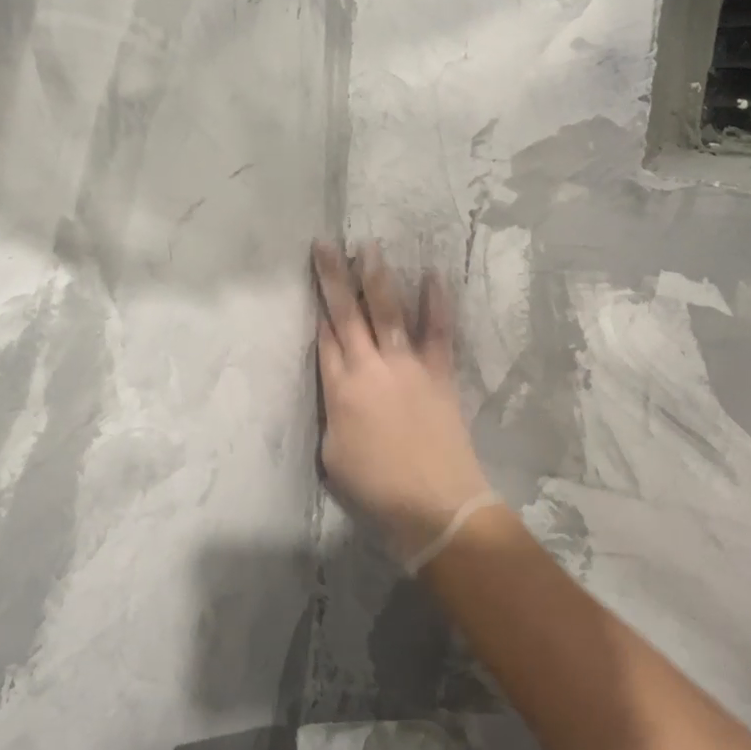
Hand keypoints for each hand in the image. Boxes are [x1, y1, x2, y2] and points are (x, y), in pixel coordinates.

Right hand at [311, 240, 492, 559]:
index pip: (323, 338)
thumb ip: (332, 415)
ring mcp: (407, 367)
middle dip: (333, 277)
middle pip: (346, 314)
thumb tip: (339, 395)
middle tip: (325, 244)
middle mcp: (370, 369)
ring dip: (378, 278)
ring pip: (388, 312)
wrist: (435, 505)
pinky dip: (435, 303)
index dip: (316, 307)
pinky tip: (433, 275)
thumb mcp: (332, 454)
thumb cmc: (375, 488)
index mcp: (339, 390)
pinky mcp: (439, 375)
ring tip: (369, 246)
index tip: (311, 277)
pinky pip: (437, 332)